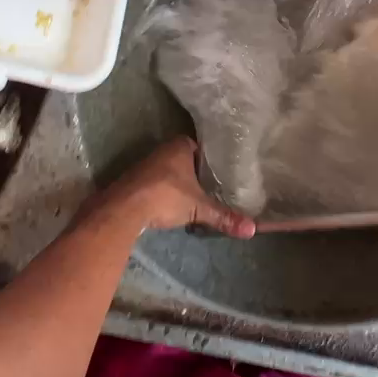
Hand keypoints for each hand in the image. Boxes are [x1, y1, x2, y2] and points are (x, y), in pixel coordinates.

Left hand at [84, 137, 256, 237]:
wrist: (125, 208)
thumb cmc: (166, 196)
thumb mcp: (198, 208)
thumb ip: (224, 217)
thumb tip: (252, 229)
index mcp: (179, 147)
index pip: (199, 146)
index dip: (208, 158)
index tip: (218, 172)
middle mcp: (161, 150)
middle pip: (183, 159)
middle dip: (193, 171)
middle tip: (209, 186)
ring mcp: (145, 165)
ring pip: (167, 171)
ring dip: (176, 182)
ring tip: (192, 197)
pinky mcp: (133, 180)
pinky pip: (154, 182)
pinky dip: (162, 191)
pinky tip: (169, 204)